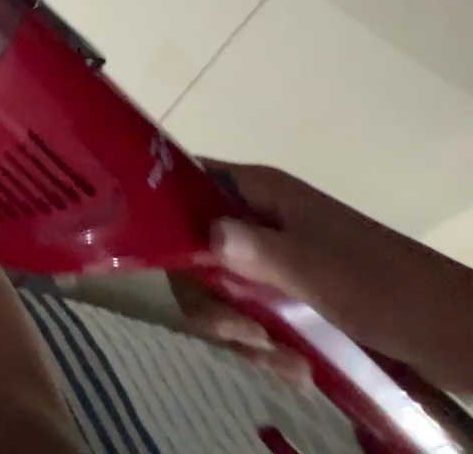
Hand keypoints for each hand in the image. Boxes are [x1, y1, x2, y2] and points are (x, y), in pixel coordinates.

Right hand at [175, 162, 472, 393]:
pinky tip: (289, 367)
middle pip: (190, 245)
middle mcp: (257, 216)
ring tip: (273, 359)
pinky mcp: (292, 293)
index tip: (155, 257)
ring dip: (235, 328)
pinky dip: (260, 342)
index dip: (157, 212)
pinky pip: (248, 310)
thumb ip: (258, 249)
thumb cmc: (395, 293)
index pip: (181, 183)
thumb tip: (204, 234)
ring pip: (216, 284)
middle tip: (233, 331)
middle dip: (205, 294)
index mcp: (258, 191)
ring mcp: (275, 256)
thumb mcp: (323, 272)